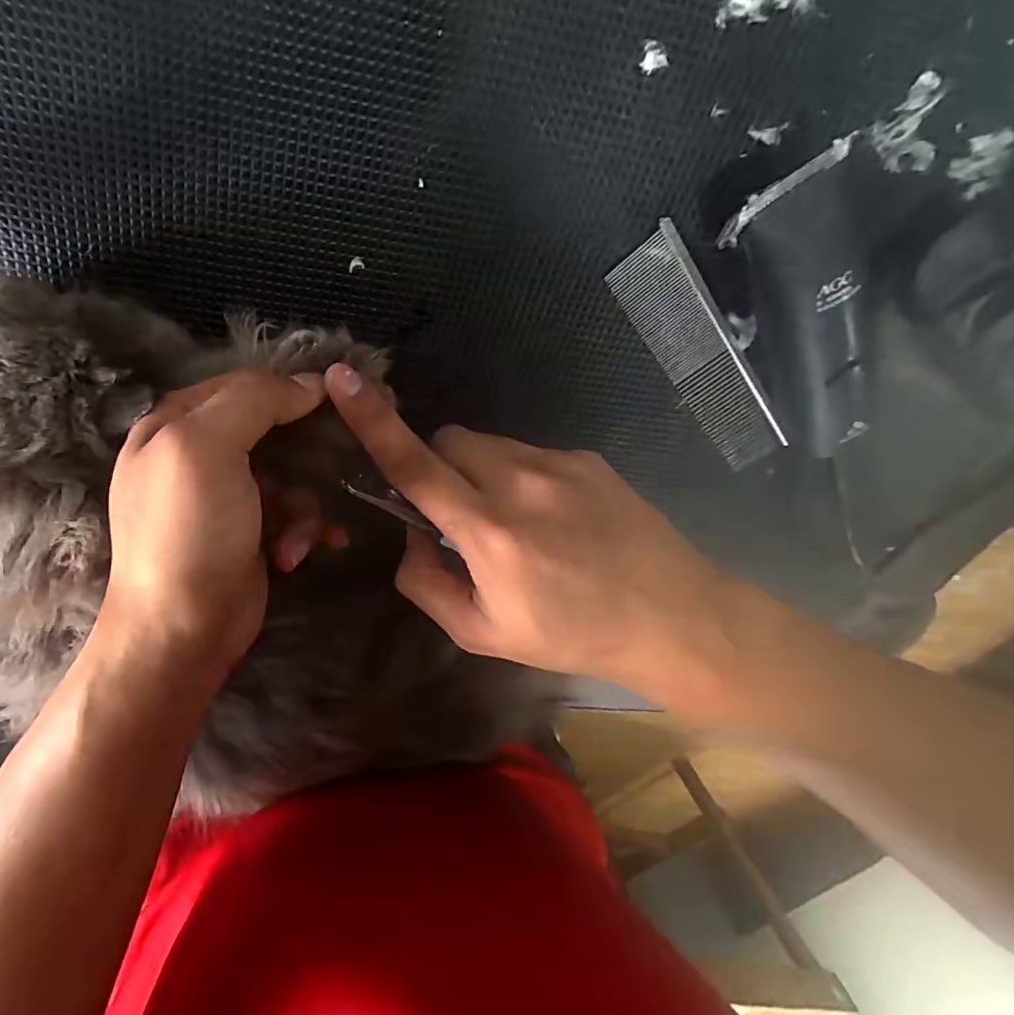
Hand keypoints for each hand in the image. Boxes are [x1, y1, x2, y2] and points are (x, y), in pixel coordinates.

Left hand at [87, 370, 326, 675]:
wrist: (181, 630)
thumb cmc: (188, 531)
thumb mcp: (207, 447)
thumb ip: (254, 400)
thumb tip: (312, 383)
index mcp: (175, 423)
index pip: (243, 385)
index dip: (291, 388)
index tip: (342, 400)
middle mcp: (198, 454)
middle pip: (274, 430)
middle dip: (308, 455)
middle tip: (347, 460)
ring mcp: (225, 497)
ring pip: (290, 476)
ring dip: (304, 507)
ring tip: (296, 539)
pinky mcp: (249, 533)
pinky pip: (291, 513)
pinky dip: (302, 531)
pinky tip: (304, 552)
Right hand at [324, 364, 733, 696]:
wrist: (670, 615)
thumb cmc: (572, 634)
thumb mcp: (483, 633)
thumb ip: (427, 583)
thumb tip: (413, 536)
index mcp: (490, 533)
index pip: (415, 466)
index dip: (372, 421)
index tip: (343, 380)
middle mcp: (521, 483)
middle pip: (449, 440)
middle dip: (439, 468)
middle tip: (463, 515)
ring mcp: (559, 464)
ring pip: (488, 444)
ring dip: (480, 472)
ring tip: (517, 522)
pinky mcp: (587, 458)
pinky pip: (529, 453)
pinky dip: (521, 477)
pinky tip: (556, 517)